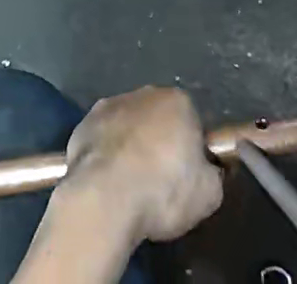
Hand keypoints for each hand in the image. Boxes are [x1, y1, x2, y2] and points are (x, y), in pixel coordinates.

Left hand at [61, 86, 223, 244]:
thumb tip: (209, 174)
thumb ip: (213, 176)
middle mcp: (146, 94)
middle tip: (157, 180)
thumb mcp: (208, 195)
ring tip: (127, 184)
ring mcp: (111, 106)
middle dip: (159, 142)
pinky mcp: (83, 125)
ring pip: (128, 126)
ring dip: (130, 146)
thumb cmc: (161, 192)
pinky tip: (104, 181)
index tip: (184, 176)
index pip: (191, 122)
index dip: (189, 150)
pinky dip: (104, 154)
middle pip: (158, 119)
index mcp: (179, 102)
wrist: (103, 201)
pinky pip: (102, 138)